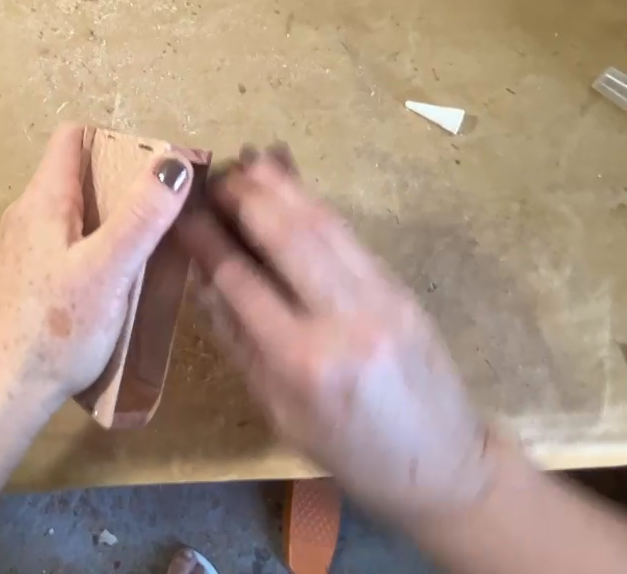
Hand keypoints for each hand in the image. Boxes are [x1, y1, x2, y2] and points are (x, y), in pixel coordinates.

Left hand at [0, 123, 194, 423]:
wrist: (2, 392)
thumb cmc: (55, 330)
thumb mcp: (108, 270)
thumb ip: (141, 216)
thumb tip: (173, 162)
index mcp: (43, 198)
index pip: (72, 136)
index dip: (113, 138)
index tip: (153, 165)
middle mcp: (28, 212)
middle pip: (77, 172)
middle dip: (121, 180)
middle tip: (163, 207)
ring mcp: (24, 245)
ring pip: (74, 209)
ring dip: (112, 215)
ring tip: (149, 243)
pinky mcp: (27, 276)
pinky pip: (67, 240)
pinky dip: (97, 244)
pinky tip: (118, 277)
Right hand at [175, 148, 503, 528]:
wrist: (444, 466)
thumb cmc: (348, 449)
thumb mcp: (277, 409)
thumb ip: (237, 339)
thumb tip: (202, 276)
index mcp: (303, 362)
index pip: (241, 281)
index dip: (206, 240)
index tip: (182, 213)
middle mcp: (344, 320)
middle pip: (286, 236)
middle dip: (245, 196)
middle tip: (213, 175)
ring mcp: (381, 296)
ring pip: (322, 222)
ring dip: (281, 185)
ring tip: (247, 160)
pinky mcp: (400, 285)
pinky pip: (347, 232)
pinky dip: (313, 201)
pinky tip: (290, 181)